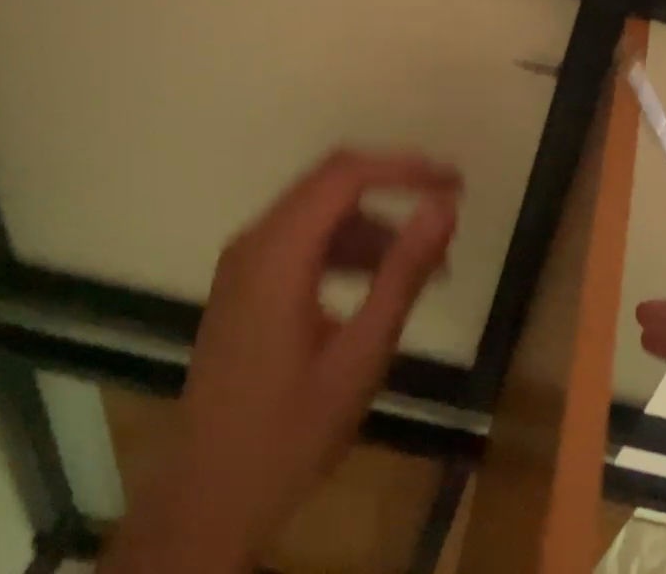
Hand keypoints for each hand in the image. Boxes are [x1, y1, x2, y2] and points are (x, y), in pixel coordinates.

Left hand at [104, 150, 459, 573]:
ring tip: (427, 273)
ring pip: (319, 216)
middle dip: (395, 191)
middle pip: (331, 186)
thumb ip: (404, 273)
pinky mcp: (245, 289)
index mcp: (276, 254)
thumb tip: (444, 208)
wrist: (210, 497)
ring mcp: (243, 267)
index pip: (345, 174)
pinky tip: (380, 288)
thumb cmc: (291, 430)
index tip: (455, 183)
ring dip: (375, 230)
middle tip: (449, 213)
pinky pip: (303, 245)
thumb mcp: (362, 352)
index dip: (405, 167)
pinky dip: (348, 252)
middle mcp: (253, 245)